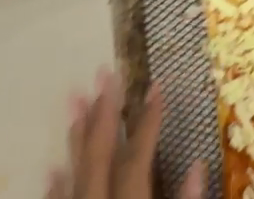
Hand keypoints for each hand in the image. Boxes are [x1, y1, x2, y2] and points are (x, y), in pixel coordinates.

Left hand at [46, 70, 204, 198]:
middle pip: (99, 154)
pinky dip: (57, 183)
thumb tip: (199, 164)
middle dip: (103, 110)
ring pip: (77, 171)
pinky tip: (54, 166)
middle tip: (103, 70)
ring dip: (77, 135)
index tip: (156, 85)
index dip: (149, 120)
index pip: (138, 156)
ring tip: (76, 97)